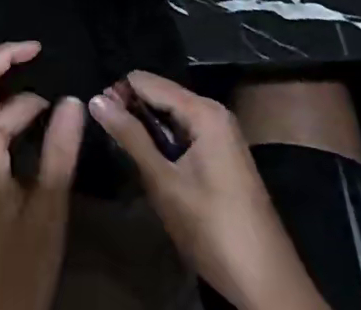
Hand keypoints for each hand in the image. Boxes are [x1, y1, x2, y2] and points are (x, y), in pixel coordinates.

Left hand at [0, 41, 84, 309]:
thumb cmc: (17, 264)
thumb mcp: (48, 207)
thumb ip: (59, 150)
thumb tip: (72, 99)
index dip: (6, 55)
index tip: (39, 48)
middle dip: (34, 97)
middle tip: (75, 107)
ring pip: (0, 124)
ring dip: (30, 119)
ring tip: (69, 128)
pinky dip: (22, 135)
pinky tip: (48, 146)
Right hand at [89, 73, 326, 309]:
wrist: (265, 280)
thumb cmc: (211, 226)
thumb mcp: (163, 181)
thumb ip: (130, 136)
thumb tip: (96, 99)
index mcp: (203, 111)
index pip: (147, 80)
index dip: (118, 93)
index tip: (95, 115)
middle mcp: (214, 112)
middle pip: (160, 94)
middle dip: (131, 108)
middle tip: (104, 134)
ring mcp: (220, 133)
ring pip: (170, 114)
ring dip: (145, 127)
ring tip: (119, 146)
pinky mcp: (221, 154)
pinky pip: (183, 131)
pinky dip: (162, 140)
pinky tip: (147, 159)